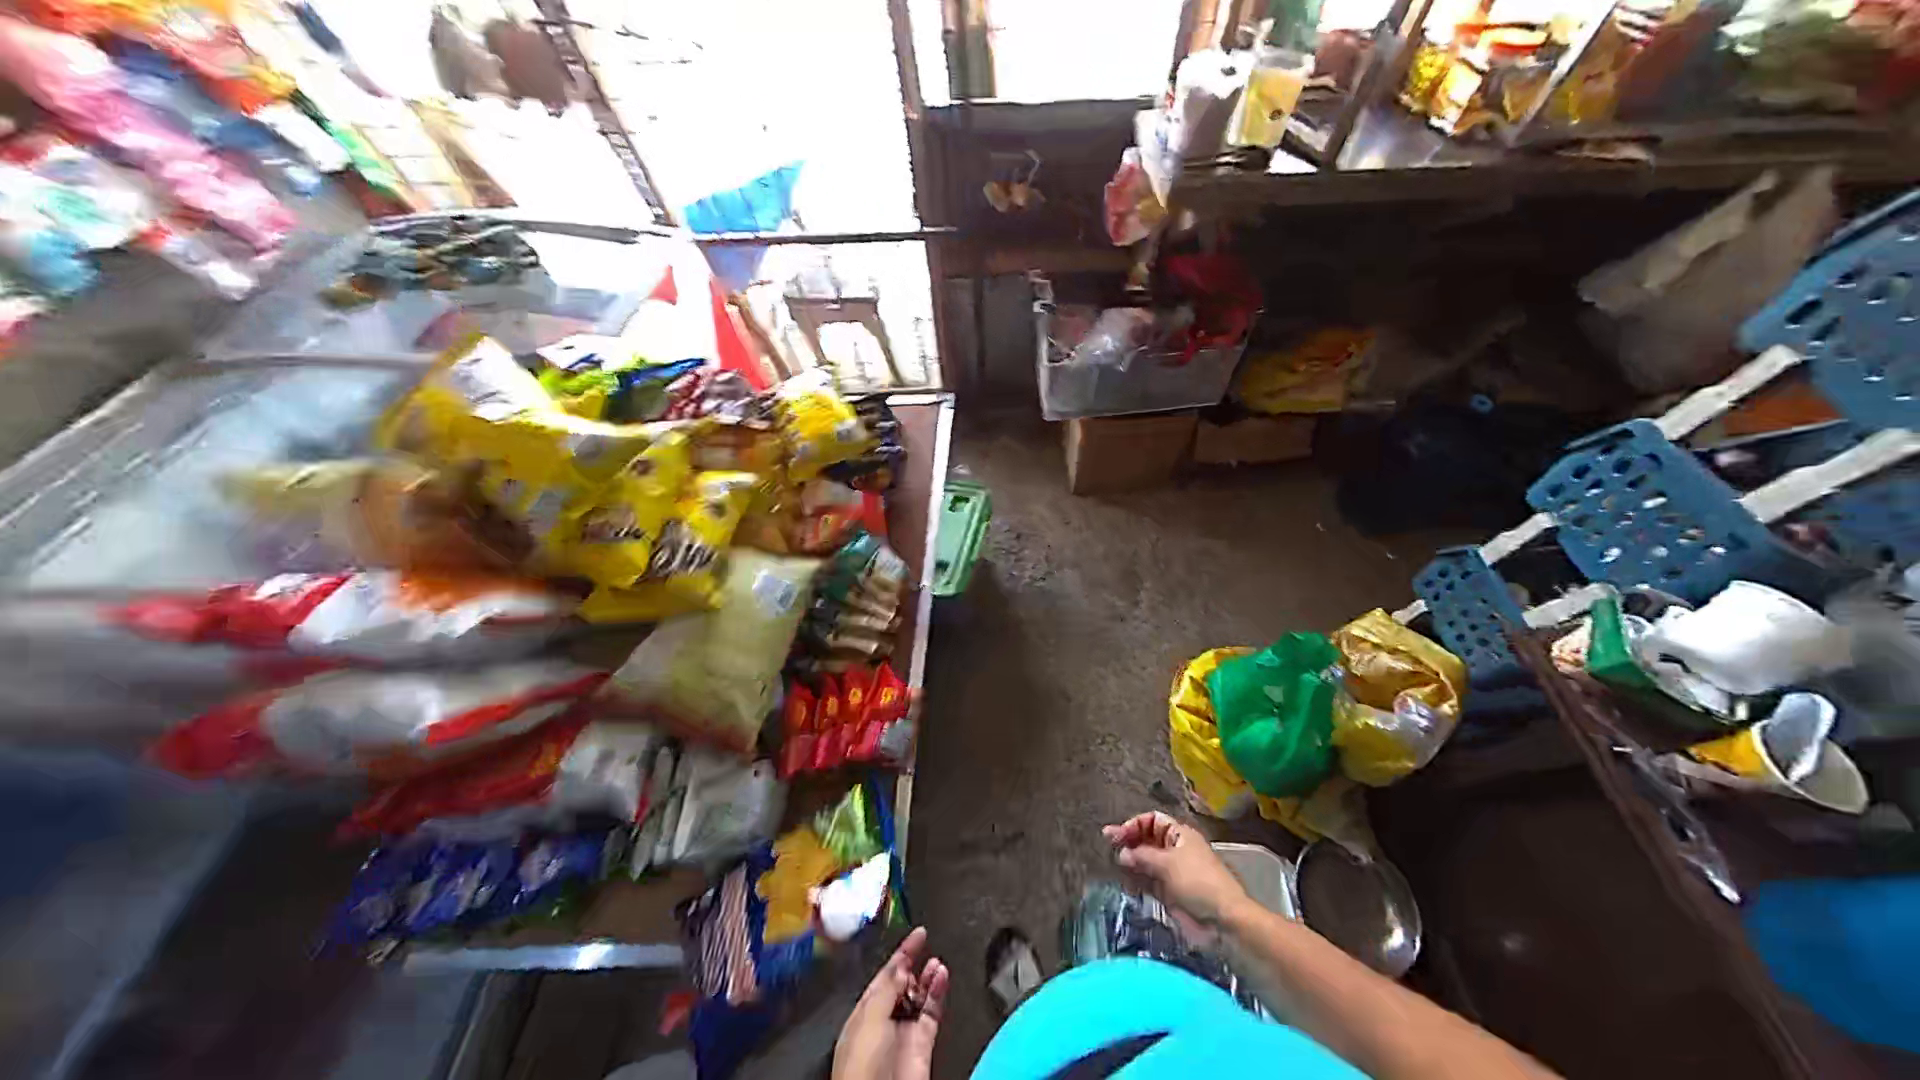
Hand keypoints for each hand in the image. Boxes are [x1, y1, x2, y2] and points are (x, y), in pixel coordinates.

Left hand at [833, 926, 948, 1079]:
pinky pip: (932, 1011)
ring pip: (920, 996)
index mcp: (864, 1012)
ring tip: (937, 962)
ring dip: (929, 976)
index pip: (884, 975)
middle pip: (903, 983)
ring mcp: (904, 1032)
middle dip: (914, 963)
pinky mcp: (922, 1044)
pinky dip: (938, 992)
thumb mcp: (870, 1018)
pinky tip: (942, 977)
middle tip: (925, 945)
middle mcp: (884, 1021)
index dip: (900, 953)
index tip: (915, 935)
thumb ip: (887, 988)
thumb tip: (901, 964)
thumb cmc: (860, 1072)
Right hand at [1103, 811, 1249, 925]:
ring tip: (1113, 866)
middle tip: (1107, 845)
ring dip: (1130, 862)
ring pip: (1145, 861)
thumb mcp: (1167, 864)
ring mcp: (1172, 872)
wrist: (1223, 920)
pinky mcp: (1169, 893)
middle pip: (1147, 840)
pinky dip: (1137, 880)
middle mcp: (1174, 850)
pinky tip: (1125, 883)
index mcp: (1179, 835)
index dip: (1134, 825)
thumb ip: (1142, 856)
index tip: (1117, 835)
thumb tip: (1122, 853)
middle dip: (1128, 842)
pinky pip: (1148, 881)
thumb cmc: (1197, 882)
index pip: (1152, 820)